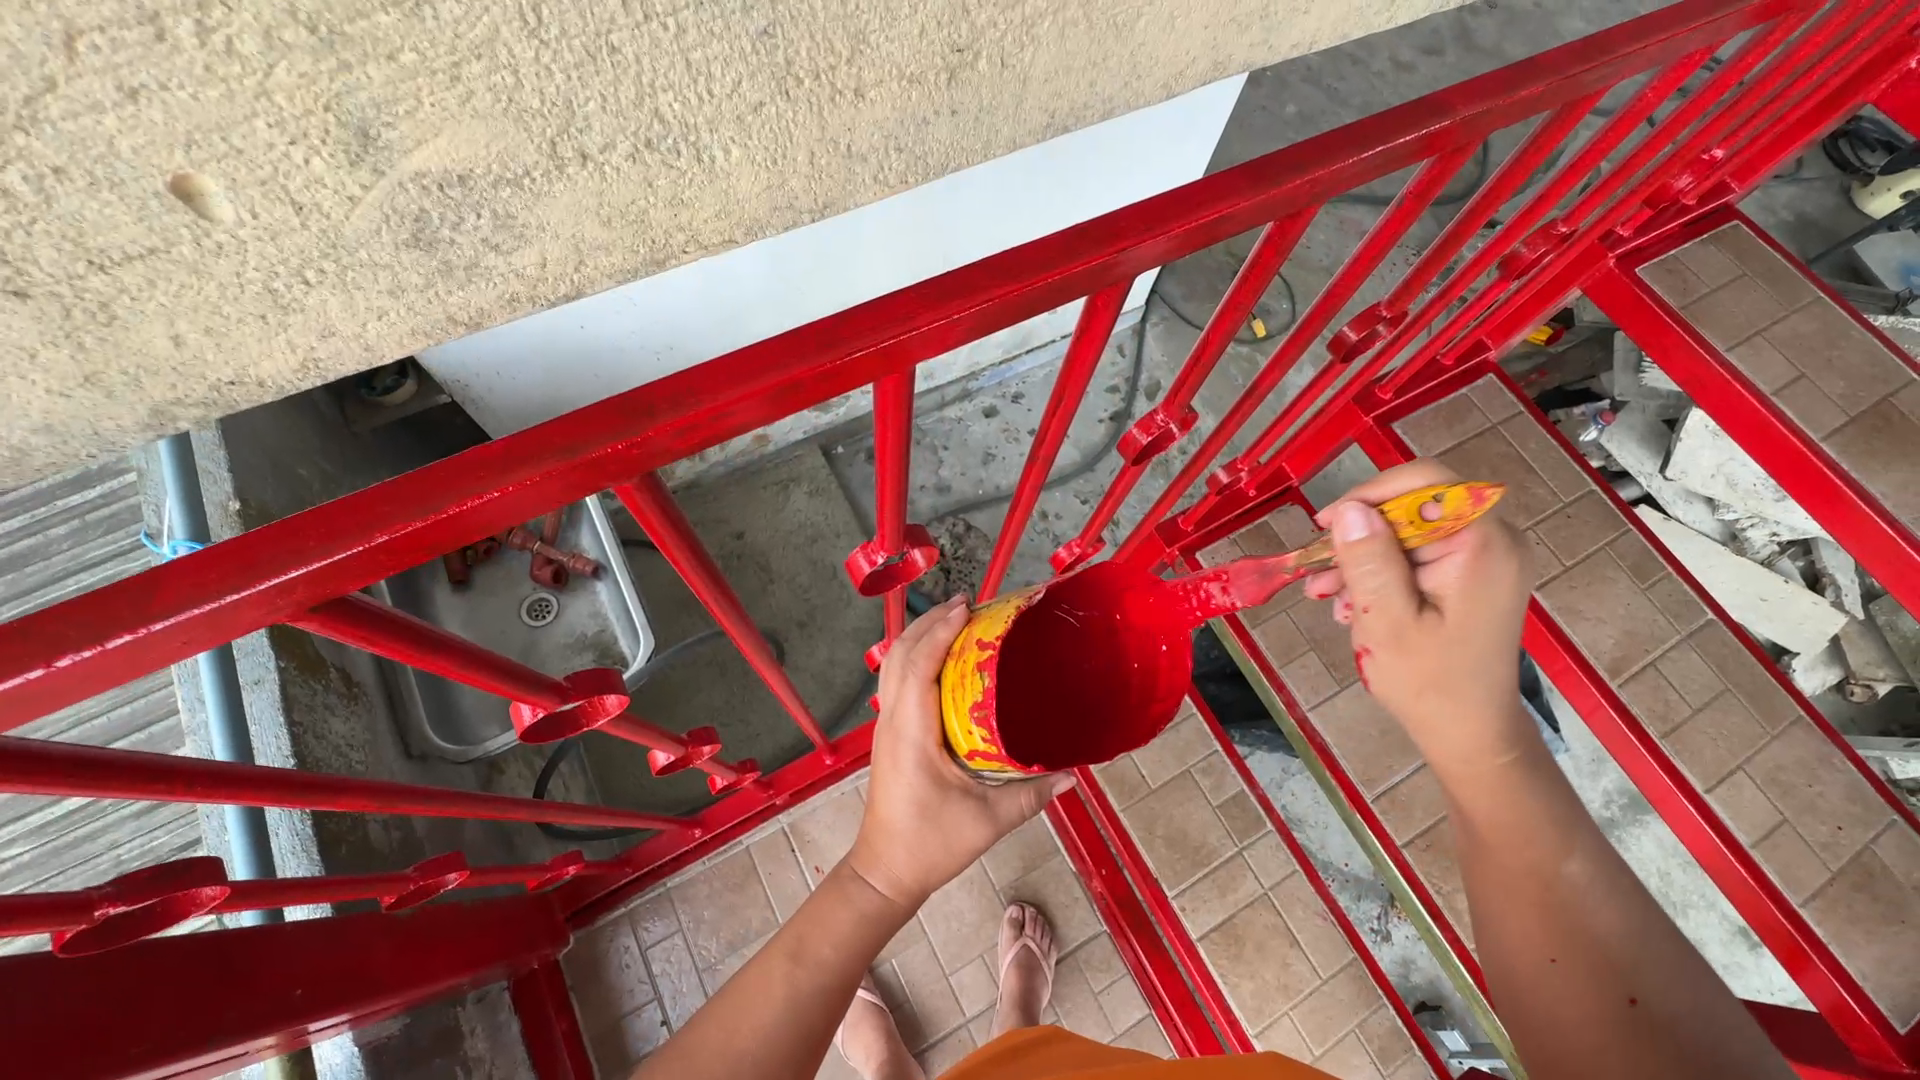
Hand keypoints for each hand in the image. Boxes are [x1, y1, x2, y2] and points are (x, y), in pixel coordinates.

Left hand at [845, 596, 1075, 910]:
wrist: (885, 871)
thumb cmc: (930, 845)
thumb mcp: (988, 821)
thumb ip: (1030, 795)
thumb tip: (1071, 775)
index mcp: (912, 734)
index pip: (919, 667)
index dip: (940, 632)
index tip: (966, 608)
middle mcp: (893, 723)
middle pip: (900, 655)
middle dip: (930, 623)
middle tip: (966, 604)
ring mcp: (886, 729)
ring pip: (892, 666)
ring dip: (919, 637)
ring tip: (953, 620)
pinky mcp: (889, 737)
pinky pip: (895, 682)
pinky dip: (914, 657)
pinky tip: (939, 659)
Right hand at [1302, 460, 1534, 772]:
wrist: (1469, 732)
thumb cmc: (1430, 683)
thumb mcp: (1386, 622)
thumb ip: (1369, 561)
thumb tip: (1348, 510)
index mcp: (1482, 545)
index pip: (1425, 482)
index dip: (1369, 494)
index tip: (1326, 525)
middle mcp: (1493, 541)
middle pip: (1413, 507)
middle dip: (1359, 535)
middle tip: (1317, 570)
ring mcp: (1485, 559)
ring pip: (1409, 532)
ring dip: (1363, 557)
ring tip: (1326, 595)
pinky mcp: (1472, 576)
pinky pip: (1418, 555)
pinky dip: (1382, 572)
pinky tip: (1353, 604)